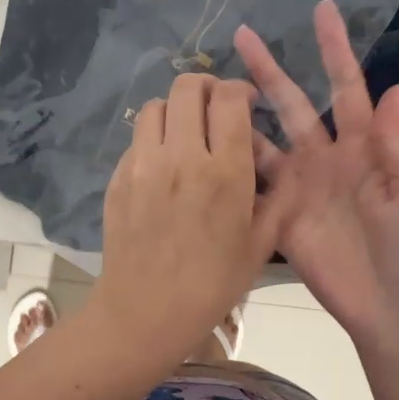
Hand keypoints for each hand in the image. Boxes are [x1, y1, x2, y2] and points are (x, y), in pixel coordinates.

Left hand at [90, 73, 278, 361]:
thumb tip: (281, 161)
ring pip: (155, 106)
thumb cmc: (212, 284)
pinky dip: (153, 140)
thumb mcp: (260, 244)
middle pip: (187, 87)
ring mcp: (143, 165)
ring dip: (175, 110)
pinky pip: (136, 139)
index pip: (229, 98)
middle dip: (207, 87)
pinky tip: (163, 167)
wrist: (145, 312)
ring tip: (186, 132)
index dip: (240, 89)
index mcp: (224, 172)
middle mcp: (181, 157)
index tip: (247, 102)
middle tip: (215, 108)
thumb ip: (278, 196)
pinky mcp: (117, 177)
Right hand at [233, 1, 398, 357]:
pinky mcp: (280, 217)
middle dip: (268, 70)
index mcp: (367, 145)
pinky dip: (232, 165)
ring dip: (240, 114)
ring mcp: (300, 187)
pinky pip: (252, 185)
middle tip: (241, 35)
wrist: (394, 306)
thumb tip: (393, 85)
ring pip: (264, 139)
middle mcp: (328, 157)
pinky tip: (206, 143)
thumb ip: (398, 142)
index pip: (347, 86)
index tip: (320, 10)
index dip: (334, 49)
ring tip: (210, 88)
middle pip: (293, 103)